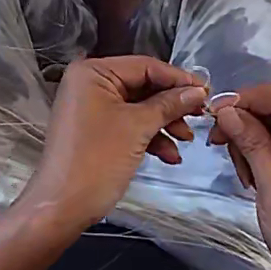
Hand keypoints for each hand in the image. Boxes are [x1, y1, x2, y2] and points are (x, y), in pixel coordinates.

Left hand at [19, 56, 208, 229]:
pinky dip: (149, 136)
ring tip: (186, 140)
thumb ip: (168, 105)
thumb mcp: (137, 127)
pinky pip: (128, 124)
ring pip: (138, 107)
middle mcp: (88, 82)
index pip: (143, 65)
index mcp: (92, 72)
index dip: (177, 78)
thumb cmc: (97, 158)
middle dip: (171, 104)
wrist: (63, 204)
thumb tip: (197, 91)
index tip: (208, 92)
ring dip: (164, 122)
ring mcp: (90, 106)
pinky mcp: (94, 129)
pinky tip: (170, 156)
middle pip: (142, 85)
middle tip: (201, 117)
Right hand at [209, 84, 270, 269]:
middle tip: (218, 143)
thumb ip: (251, 142)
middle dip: (242, 123)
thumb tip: (226, 108)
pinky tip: (251, 176)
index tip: (214, 111)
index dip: (245, 98)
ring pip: (268, 125)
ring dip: (246, 142)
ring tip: (243, 173)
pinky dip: (254, 153)